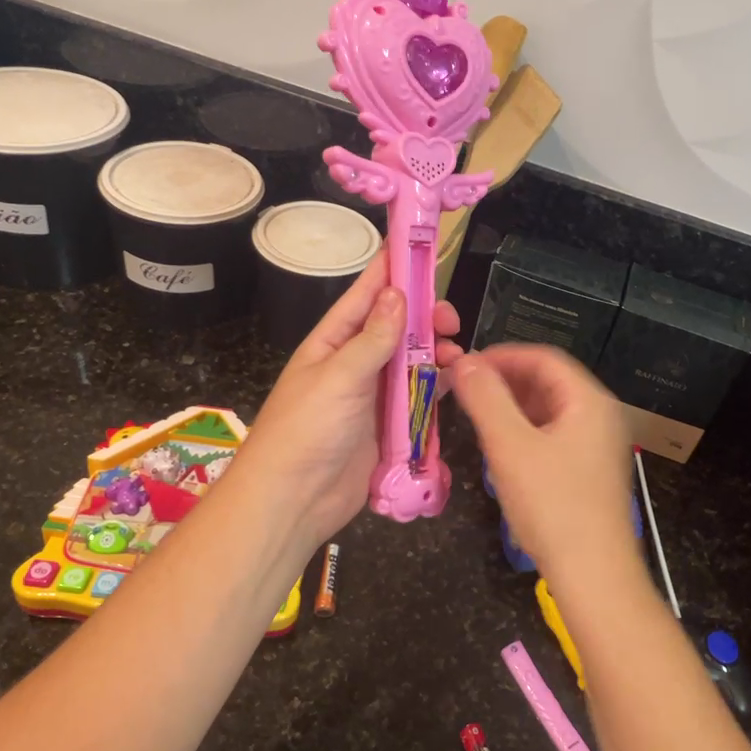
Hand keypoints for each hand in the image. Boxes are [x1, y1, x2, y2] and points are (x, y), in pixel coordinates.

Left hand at [234, 254, 459, 550]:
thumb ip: (372, 338)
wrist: (294, 500)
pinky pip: (419, 396)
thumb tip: (397, 293)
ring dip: (436, 352)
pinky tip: (454, 380)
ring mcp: (374, 394)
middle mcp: (356, 361)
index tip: (422, 249)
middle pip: (398, 327)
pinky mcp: (391, 424)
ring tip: (455, 353)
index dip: (393, 271)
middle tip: (449, 320)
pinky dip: (438, 386)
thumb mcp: (338, 376)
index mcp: (333, 341)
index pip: (366, 295)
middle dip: (425, 317)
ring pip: (414, 360)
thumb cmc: (305, 430)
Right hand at [451, 344, 636, 582]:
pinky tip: (502, 450)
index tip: (465, 367)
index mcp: (590, 401)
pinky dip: (526, 432)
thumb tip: (463, 361)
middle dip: (505, 381)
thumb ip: (485, 399)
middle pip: (549, 382)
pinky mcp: (591, 472)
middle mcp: (601, 416)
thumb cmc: (553, 505)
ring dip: (513, 407)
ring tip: (476, 417)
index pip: (544, 358)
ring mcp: (599, 446)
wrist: (593, 575)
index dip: (502, 356)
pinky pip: (555, 436)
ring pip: (550, 411)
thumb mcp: (510, 447)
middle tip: (464, 391)